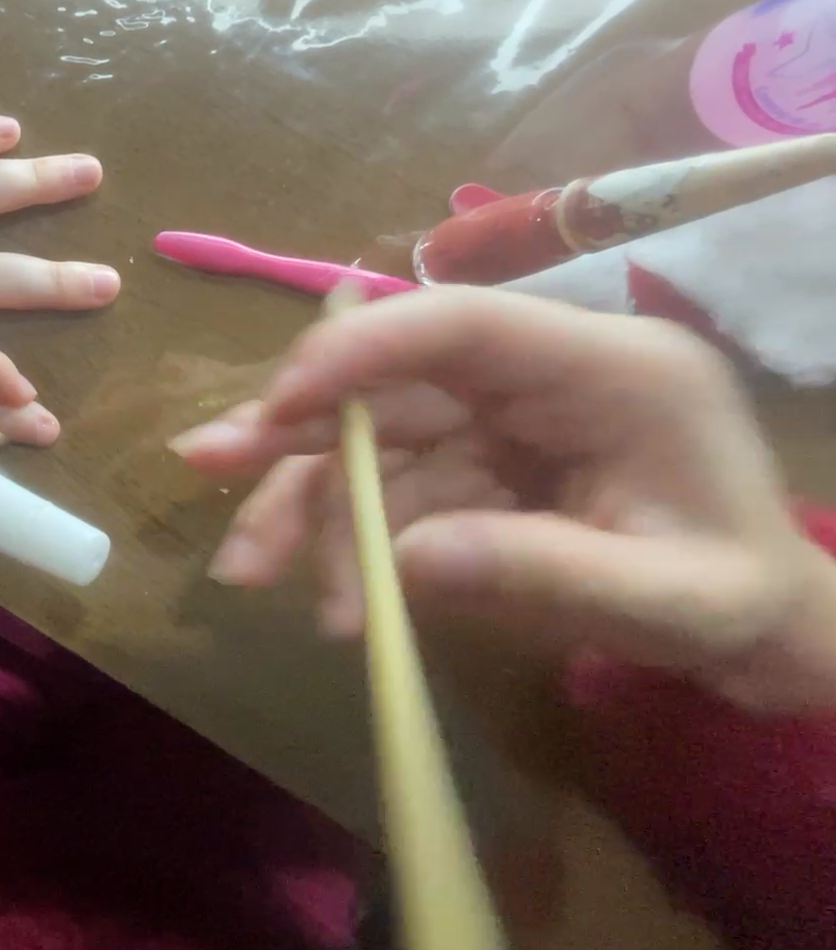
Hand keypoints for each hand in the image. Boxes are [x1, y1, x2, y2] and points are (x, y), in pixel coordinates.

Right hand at [170, 288, 835, 710]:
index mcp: (602, 369)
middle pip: (379, 385)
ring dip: (294, 504)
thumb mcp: (673, 601)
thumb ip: (545, 572)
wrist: (746, 626)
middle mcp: (521, 378)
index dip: (355, 349)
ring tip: (247, 570)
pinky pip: (365, 491)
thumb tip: (402, 558)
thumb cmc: (732, 600)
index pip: (457, 322)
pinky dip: (331, 540)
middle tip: (203, 461)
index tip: (276, 405)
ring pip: (353, 443)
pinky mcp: (444, 461)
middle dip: (288, 431)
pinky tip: (322, 595)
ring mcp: (476, 420)